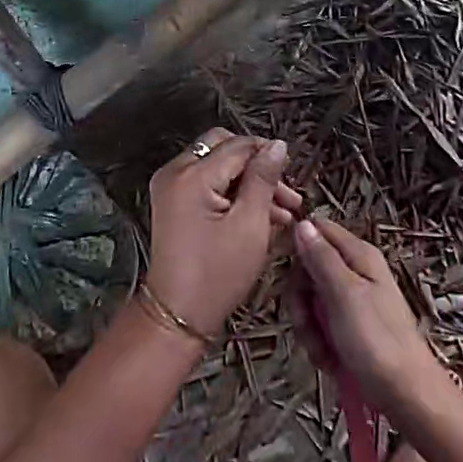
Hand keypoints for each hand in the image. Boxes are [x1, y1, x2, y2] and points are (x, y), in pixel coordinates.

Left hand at [145, 128, 301, 338]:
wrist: (178, 315)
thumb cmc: (216, 276)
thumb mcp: (250, 225)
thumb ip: (263, 179)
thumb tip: (277, 146)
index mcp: (192, 176)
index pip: (238, 146)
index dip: (268, 156)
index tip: (291, 176)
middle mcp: (175, 173)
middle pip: (225, 149)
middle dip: (258, 168)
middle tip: (285, 193)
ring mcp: (172, 187)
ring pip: (219, 166)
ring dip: (249, 183)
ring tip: (281, 212)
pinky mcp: (174, 202)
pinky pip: (208, 183)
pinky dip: (232, 194)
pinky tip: (261, 217)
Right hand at [292, 218, 440, 411]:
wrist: (408, 397)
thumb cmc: (376, 342)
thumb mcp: (344, 294)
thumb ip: (321, 257)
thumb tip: (302, 223)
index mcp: (359, 255)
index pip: (317, 230)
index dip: (299, 249)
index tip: (294, 278)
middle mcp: (357, 271)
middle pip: (310, 269)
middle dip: (302, 299)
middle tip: (308, 324)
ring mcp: (355, 301)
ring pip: (313, 300)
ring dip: (310, 328)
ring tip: (321, 350)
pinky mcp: (353, 327)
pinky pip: (324, 325)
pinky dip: (321, 343)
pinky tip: (329, 360)